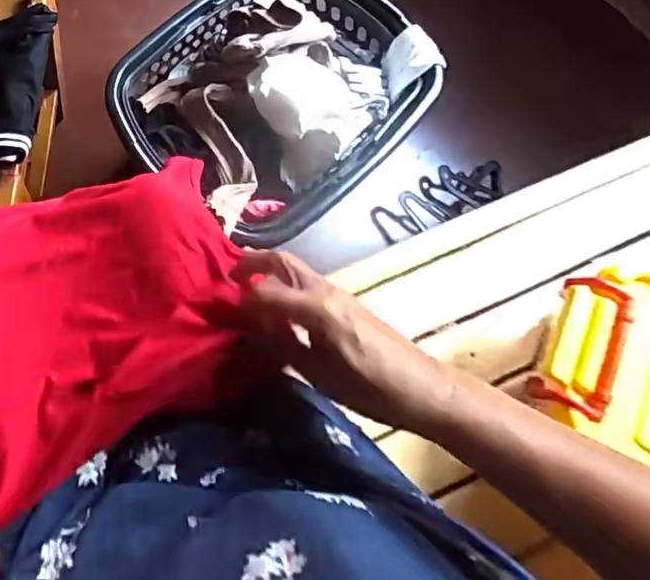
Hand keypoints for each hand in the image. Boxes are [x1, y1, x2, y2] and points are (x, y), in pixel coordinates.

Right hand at [235, 248, 471, 434]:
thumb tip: (250, 329)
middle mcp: (322, 289)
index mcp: (314, 307)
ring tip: (247, 289)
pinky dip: (282, 282)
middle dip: (250, 262)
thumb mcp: (319, 374)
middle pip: (279, 260)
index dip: (240, 300)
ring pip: (292, 266)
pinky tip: (277, 307)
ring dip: (266, 270)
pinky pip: (303, 280)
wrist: (425, 389)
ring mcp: (335, 291)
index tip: (223, 311)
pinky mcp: (343, 301)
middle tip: (228, 278)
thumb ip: (282, 345)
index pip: (263, 290)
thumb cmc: (372, 387)